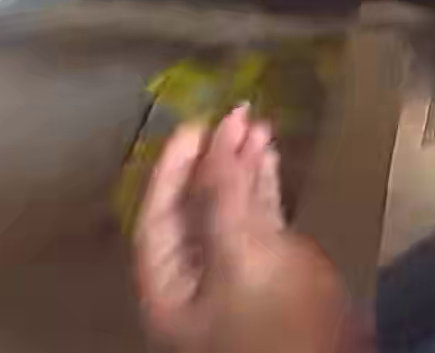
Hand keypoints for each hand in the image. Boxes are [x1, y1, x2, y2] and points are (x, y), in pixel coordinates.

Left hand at [134, 106, 365, 352]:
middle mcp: (197, 273)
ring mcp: (235, 266)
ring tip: (258, 123)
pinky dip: (262, 179)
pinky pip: (258, 209)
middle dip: (211, 159)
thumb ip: (226, 202)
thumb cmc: (276, 320)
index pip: (158, 217)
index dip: (172, 170)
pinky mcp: (271, 259)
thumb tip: (218, 144)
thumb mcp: (245, 258)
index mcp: (171, 285)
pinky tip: (270, 154)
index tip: (196, 124)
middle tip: (235, 114)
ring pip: (229, 203)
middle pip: (194, 206)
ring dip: (241, 163)